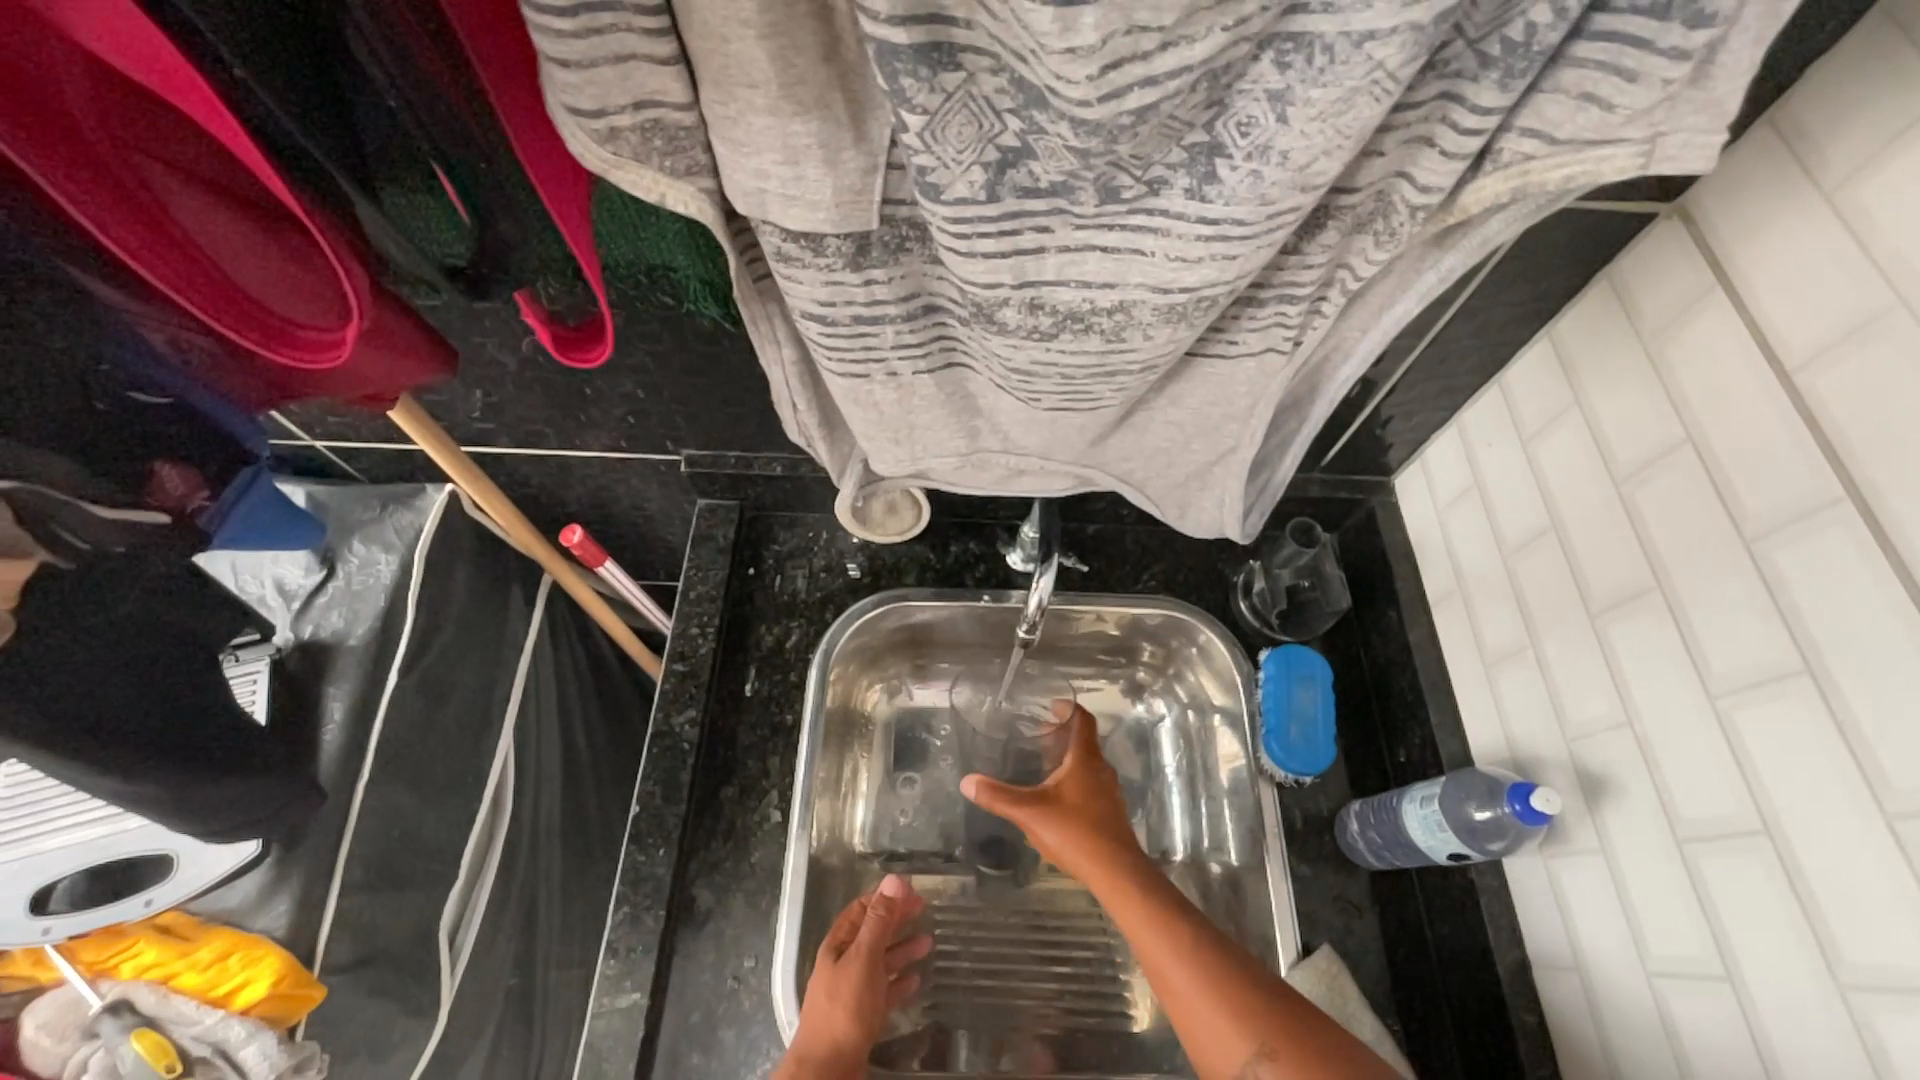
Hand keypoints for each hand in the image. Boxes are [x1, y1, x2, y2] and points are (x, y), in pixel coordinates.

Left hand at [778, 875, 932, 1079]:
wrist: (828, 1066)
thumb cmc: (845, 1007)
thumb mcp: (864, 957)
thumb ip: (879, 921)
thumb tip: (894, 880)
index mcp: (839, 944)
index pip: (861, 909)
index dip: (885, 897)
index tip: (911, 890)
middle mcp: (844, 962)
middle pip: (873, 933)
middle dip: (897, 919)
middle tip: (924, 909)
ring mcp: (853, 989)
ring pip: (881, 962)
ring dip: (903, 950)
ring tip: (929, 942)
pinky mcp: (863, 1014)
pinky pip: (884, 991)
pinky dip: (900, 982)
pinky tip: (916, 980)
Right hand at [961, 701, 1146, 886]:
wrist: (1116, 871)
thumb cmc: (1075, 832)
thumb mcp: (1030, 812)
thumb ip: (998, 796)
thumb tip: (967, 781)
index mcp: (1086, 759)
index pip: (1083, 721)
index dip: (1068, 708)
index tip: (1051, 705)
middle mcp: (1101, 770)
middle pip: (1085, 742)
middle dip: (1062, 736)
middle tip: (1037, 736)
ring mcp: (1109, 792)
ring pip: (1088, 765)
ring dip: (1068, 760)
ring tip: (1043, 766)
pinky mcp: (1110, 813)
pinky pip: (1091, 785)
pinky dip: (1074, 781)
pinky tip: (1057, 799)